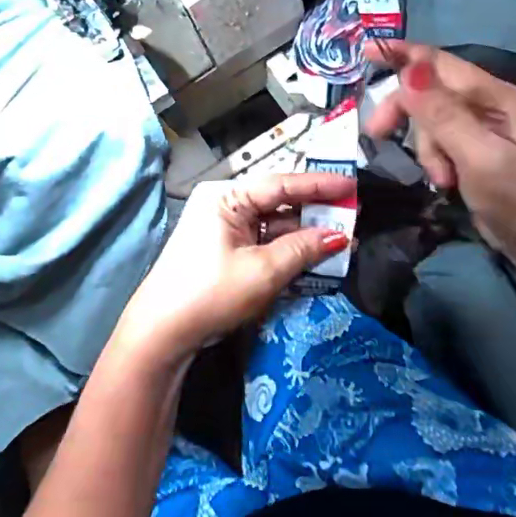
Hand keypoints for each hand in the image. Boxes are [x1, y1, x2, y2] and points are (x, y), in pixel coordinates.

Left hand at [108, 172, 353, 367]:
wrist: (162, 333)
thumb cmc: (211, 293)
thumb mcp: (263, 271)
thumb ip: (303, 249)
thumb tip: (339, 236)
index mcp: (227, 198)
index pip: (280, 183)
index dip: (319, 184)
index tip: (352, 186)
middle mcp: (225, 206)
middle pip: (279, 202)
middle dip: (315, 211)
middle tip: (353, 215)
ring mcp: (225, 230)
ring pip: (275, 225)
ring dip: (305, 234)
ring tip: (342, 240)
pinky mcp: (227, 253)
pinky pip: (265, 243)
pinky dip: (289, 250)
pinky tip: (315, 257)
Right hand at [365, 40, 515, 260]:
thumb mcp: (481, 156)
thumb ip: (443, 115)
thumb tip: (409, 69)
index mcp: (493, 95)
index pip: (438, 61)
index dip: (401, 53)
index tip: (362, 51)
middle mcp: (484, 105)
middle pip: (426, 91)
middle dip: (403, 113)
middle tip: (376, 135)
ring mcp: (477, 130)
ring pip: (427, 122)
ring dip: (424, 149)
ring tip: (441, 179)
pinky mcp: (470, 154)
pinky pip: (436, 144)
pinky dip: (432, 161)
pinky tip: (444, 182)